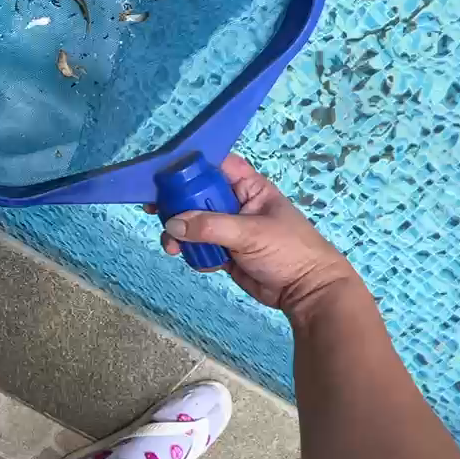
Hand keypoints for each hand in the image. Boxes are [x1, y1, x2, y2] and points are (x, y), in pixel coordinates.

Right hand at [161, 154, 361, 318]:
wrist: (306, 292)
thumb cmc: (288, 251)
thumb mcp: (250, 233)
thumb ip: (209, 227)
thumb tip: (171, 225)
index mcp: (249, 189)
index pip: (218, 166)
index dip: (192, 166)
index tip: (164, 175)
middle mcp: (235, 204)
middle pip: (196, 195)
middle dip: (175, 205)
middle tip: (154, 212)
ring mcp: (227, 228)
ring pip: (191, 222)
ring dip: (178, 234)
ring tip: (172, 248)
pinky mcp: (222, 250)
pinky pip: (197, 245)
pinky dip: (191, 252)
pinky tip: (196, 262)